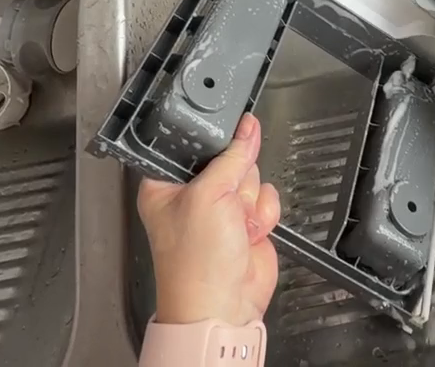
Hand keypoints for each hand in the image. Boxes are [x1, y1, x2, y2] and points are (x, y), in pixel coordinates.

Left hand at [137, 113, 282, 325]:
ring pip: (252, 176)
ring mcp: (223, 208)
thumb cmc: (195, 262)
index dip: (212, 141)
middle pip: (231, 156)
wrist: (224, 308)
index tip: (225, 138)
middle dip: (237, 178)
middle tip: (226, 202)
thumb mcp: (209, 195)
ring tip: (237, 224)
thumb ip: (233, 156)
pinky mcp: (247, 221)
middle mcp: (195, 195)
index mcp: (168, 185)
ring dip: (250, 199)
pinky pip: (267, 197)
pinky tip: (250, 234)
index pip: (193, 144)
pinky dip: (264, 214)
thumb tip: (248, 127)